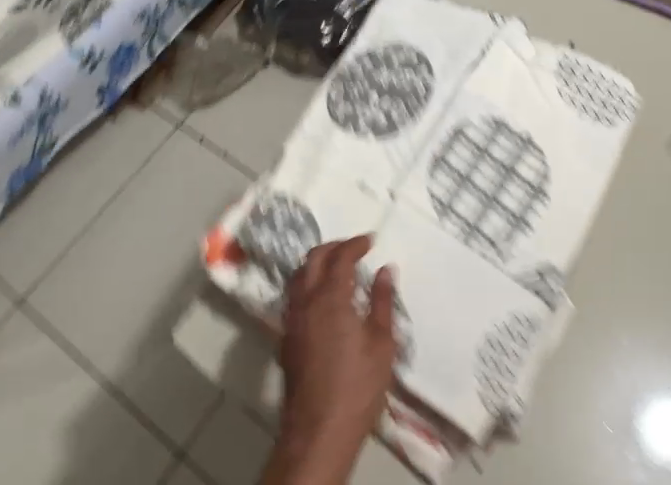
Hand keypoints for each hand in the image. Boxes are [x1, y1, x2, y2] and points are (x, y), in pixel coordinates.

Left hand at [262, 236, 398, 484]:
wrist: (319, 429)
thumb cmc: (358, 386)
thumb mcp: (382, 344)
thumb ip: (382, 302)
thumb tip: (385, 270)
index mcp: (330, 298)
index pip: (340, 257)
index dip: (355, 244)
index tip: (370, 240)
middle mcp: (305, 302)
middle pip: (312, 260)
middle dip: (333, 248)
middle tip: (353, 248)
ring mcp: (291, 321)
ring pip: (298, 277)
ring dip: (316, 264)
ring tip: (337, 268)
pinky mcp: (285, 339)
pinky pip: (293, 298)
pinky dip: (307, 285)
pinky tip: (322, 299)